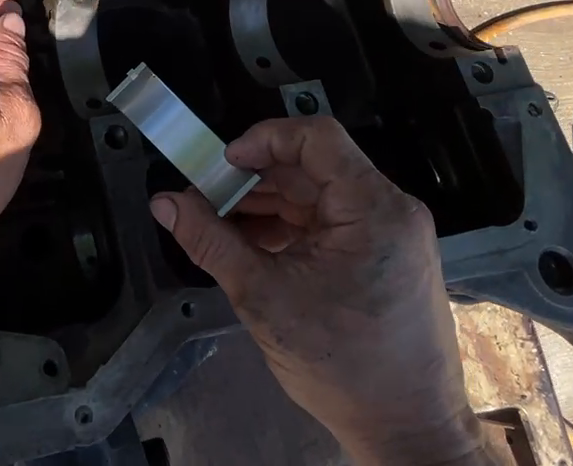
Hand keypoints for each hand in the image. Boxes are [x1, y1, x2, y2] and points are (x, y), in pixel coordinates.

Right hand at [150, 117, 484, 465]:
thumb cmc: (342, 365)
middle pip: (310, 167)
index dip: (263, 139)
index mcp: (373, 210)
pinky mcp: (383, 257)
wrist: (408, 436)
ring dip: (265, 205)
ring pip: (315, 194)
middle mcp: (389, 211)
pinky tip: (253, 248)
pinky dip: (287, 227)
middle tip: (208, 201)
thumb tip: (164, 202)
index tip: (222, 166)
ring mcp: (389, 235)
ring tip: (222, 228)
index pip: (316, 138)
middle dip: (253, 181)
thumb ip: (210, 240)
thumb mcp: (263, 297)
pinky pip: (327, 222)